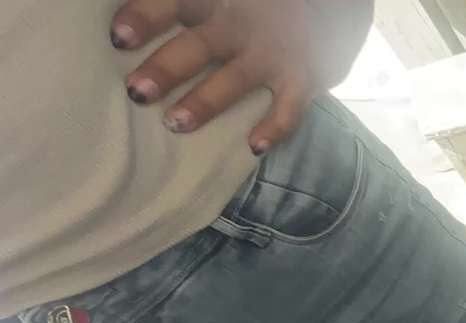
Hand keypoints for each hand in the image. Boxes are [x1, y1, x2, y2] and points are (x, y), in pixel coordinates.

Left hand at [110, 0, 369, 152]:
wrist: (328, 7)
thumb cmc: (263, 3)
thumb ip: (193, 4)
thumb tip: (145, 21)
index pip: (171, 2)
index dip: (143, 17)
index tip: (118, 39)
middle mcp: (241, 26)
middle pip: (198, 47)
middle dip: (166, 70)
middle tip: (137, 93)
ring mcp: (274, 56)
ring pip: (235, 81)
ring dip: (204, 103)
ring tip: (175, 123)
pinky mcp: (303, 81)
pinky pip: (289, 110)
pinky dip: (274, 130)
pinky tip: (254, 147)